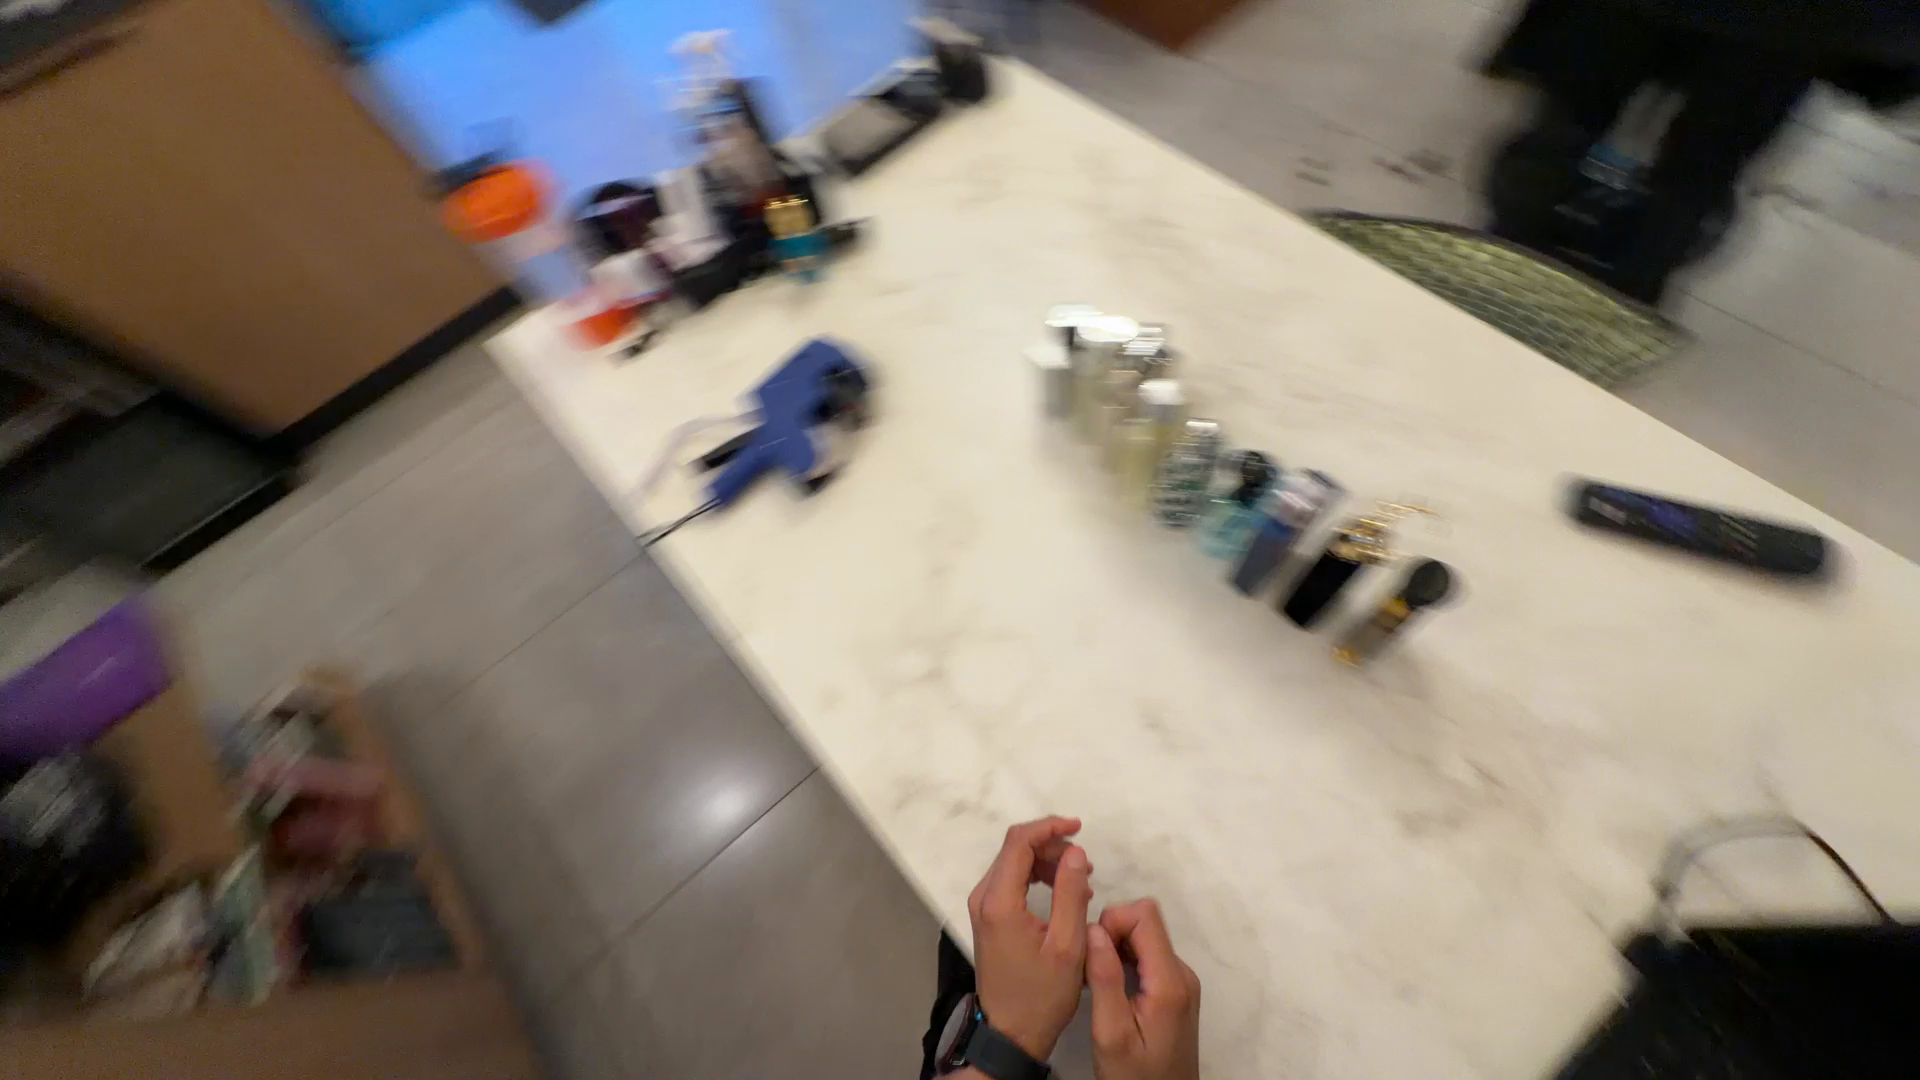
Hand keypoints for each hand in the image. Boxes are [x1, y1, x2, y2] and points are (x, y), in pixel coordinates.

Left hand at [966, 816, 1094, 1060]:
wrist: (1010, 1034)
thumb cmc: (1041, 994)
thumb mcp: (1067, 946)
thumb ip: (1070, 893)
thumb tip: (1075, 851)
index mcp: (999, 900)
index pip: (1019, 841)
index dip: (1049, 827)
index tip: (1079, 828)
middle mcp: (984, 895)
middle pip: (1015, 849)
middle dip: (1052, 846)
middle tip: (1085, 863)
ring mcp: (983, 905)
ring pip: (1014, 862)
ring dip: (1046, 862)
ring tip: (1080, 880)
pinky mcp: (988, 915)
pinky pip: (1012, 880)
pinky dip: (1037, 877)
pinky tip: (1063, 893)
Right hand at [1086, 899, 1201, 1079]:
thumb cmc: (1134, 1079)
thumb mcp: (1111, 1033)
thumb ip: (1104, 977)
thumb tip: (1094, 928)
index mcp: (1170, 981)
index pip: (1145, 914)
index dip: (1113, 920)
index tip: (1093, 950)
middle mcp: (1182, 973)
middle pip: (1145, 921)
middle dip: (1112, 932)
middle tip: (1091, 968)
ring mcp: (1181, 981)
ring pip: (1145, 935)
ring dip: (1116, 946)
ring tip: (1096, 980)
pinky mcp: (1175, 990)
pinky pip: (1148, 954)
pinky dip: (1125, 959)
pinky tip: (1110, 987)